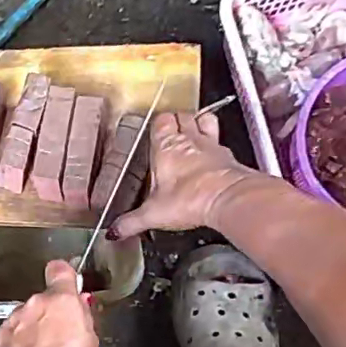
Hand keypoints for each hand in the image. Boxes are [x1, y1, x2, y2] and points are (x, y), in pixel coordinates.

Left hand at [0, 260, 98, 346]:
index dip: (64, 275)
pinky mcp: (1, 333)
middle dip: (52, 312)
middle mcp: (35, 303)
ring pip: (28, 315)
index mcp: (61, 299)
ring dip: (35, 327)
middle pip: (45, 299)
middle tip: (62, 334)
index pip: (60, 270)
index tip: (67, 281)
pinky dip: (20, 340)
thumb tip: (80, 304)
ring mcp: (15, 317)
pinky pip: (14, 330)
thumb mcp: (90, 341)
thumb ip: (84, 316)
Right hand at [108, 107, 266, 238]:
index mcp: (166, 147)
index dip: (158, 123)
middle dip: (178, 119)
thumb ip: (130, 222)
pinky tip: (210, 159)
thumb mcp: (152, 214)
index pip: (161, 121)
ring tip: (193, 133)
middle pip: (184, 116)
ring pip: (207, 121)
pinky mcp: (230, 158)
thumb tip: (115, 231)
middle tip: (171, 128)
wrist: (230, 199)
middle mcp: (190, 141)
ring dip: (200, 124)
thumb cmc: (191, 198)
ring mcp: (213, 147)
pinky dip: (215, 147)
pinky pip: (221, 144)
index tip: (153, 129)